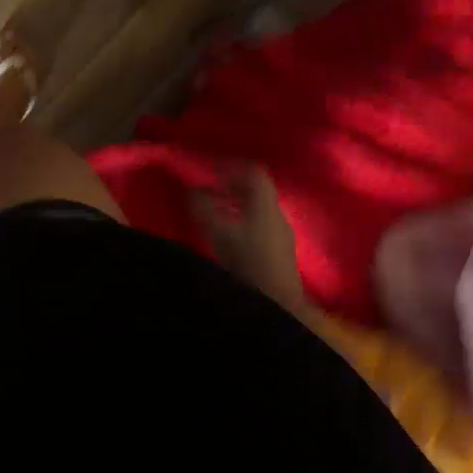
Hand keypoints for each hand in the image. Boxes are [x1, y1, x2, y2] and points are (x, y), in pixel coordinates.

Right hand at [191, 164, 308, 316]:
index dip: (230, 166)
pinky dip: (240, 220)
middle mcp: (277, 215)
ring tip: (212, 212)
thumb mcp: (217, 230)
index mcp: (266, 205)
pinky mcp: (279, 253)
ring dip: (234, 205)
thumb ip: (202, 206)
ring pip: (257, 209)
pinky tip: (226, 234)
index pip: (254, 172)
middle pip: (256, 190)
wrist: (279, 306)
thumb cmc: (248, 261)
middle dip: (229, 186)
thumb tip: (191, 188)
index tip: (209, 169)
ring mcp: (281, 235)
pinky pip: (259, 225)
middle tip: (206, 189)